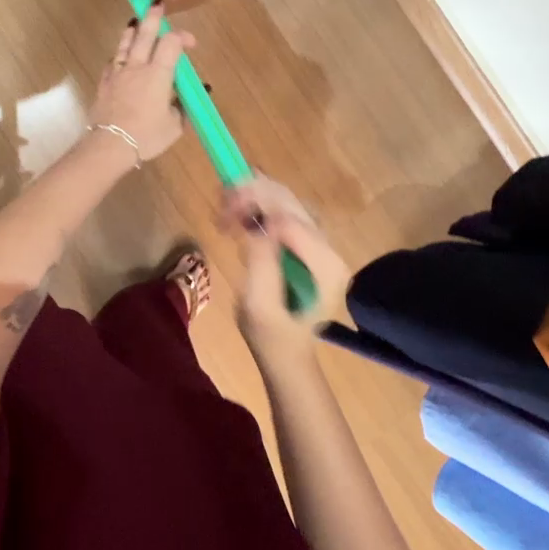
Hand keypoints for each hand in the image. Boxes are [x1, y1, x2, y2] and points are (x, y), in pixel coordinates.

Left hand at [87, 5, 194, 165]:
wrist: (109, 145)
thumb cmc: (147, 136)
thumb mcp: (174, 126)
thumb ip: (181, 108)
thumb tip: (186, 98)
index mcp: (158, 74)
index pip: (171, 43)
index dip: (182, 37)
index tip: (190, 43)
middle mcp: (137, 66)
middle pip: (145, 34)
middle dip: (152, 18)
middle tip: (156, 6)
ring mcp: (117, 73)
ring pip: (125, 44)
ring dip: (132, 31)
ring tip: (135, 23)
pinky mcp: (103, 82)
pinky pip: (112, 62)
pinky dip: (119, 56)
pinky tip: (120, 58)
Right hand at [220, 175, 349, 354]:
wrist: (286, 355)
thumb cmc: (270, 337)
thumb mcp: (259, 306)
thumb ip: (262, 262)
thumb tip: (257, 223)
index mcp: (325, 264)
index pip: (288, 217)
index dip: (254, 208)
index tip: (222, 219)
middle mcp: (328, 248)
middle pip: (288, 200)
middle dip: (251, 194)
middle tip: (219, 205)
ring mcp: (319, 244)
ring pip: (285, 200)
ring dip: (253, 196)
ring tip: (225, 208)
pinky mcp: (306, 244)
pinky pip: (282, 211)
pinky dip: (258, 205)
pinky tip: (238, 216)